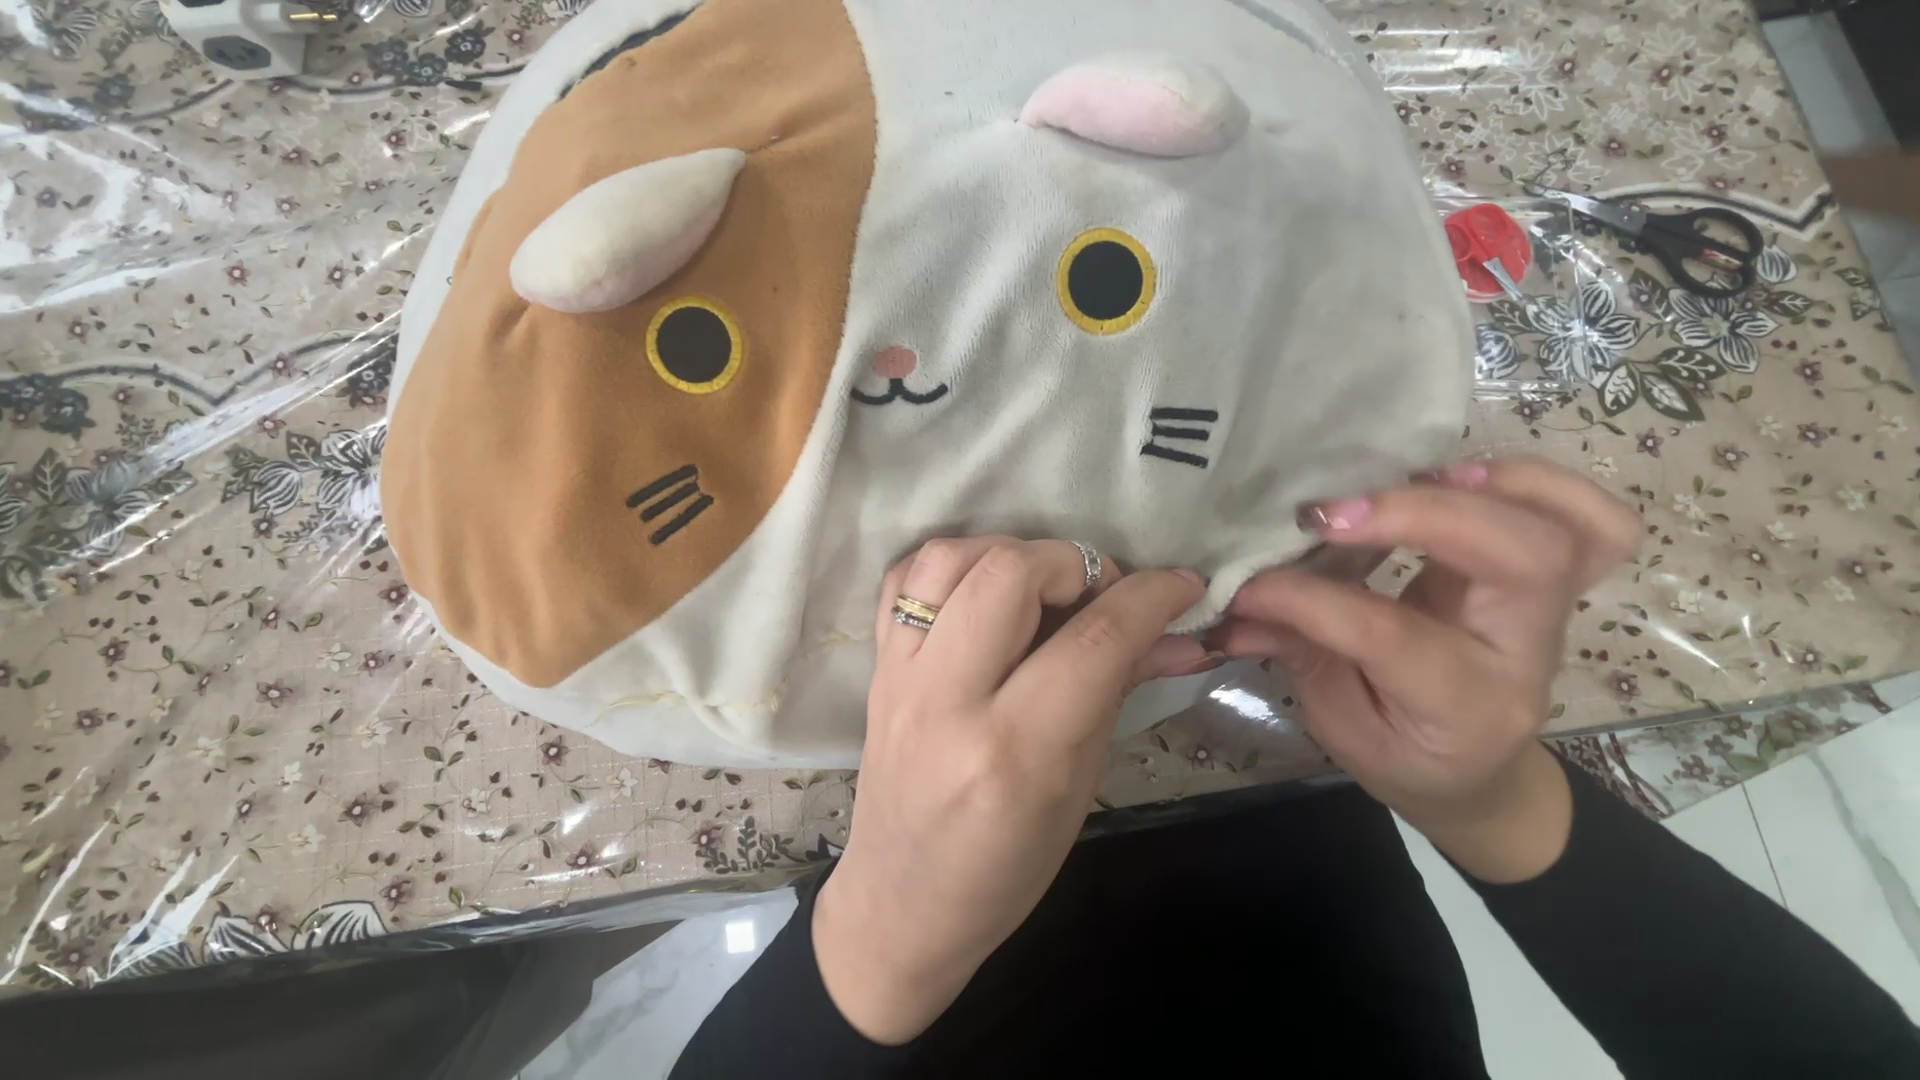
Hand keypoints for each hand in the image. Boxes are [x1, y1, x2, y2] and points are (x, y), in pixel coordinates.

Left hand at [813, 536, 1209, 1043]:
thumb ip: (1118, 692)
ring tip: (1041, 588)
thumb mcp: (1078, 790)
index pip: (1092, 641)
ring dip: (1009, 553)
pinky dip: (951, 567)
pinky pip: (903, 581)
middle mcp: (945, 703)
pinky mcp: (873, 669)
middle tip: (1100, 594)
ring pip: (947, 560)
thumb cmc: (1005, 869)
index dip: (1149, 598)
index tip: (1181, 586)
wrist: (901, 904)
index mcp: (1012, 754)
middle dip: (1073, 563)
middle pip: (1009, 574)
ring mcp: (897, 680)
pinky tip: (982, 594)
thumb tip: (1177, 632)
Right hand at [1211, 458, 1639, 882]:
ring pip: (1577, 528)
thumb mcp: (1336, 722)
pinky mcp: (1553, 580)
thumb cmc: (1400, 753)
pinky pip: (1589, 520)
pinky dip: (1532, 483)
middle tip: (1330, 514)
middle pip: (1522, 558)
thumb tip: (1233, 603)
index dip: (1310, 600)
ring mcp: (1551, 611)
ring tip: (1411, 475)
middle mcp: (1523, 652)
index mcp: (1464, 705)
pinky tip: (1457, 478)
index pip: (1391, 634)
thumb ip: (1296, 653)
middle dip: (1417, 514)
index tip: (1248, 586)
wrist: (1476, 774)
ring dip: (1493, 484)